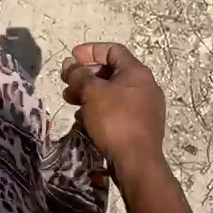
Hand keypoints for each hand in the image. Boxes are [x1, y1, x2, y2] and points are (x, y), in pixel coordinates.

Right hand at [60, 43, 166, 181]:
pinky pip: (117, 110)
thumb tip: (70, 64)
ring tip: (72, 103)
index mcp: (137, 72)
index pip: (112, 50)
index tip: (71, 58)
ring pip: (112, 93)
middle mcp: (145, 86)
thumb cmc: (114, 120)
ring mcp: (146, 107)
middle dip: (86, 75)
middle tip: (67, 83)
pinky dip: (100, 110)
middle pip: (111, 72)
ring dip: (90, 94)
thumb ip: (78, 74)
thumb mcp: (91, 92)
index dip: (90, 50)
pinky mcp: (142, 126)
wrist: (137, 163)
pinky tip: (85, 121)